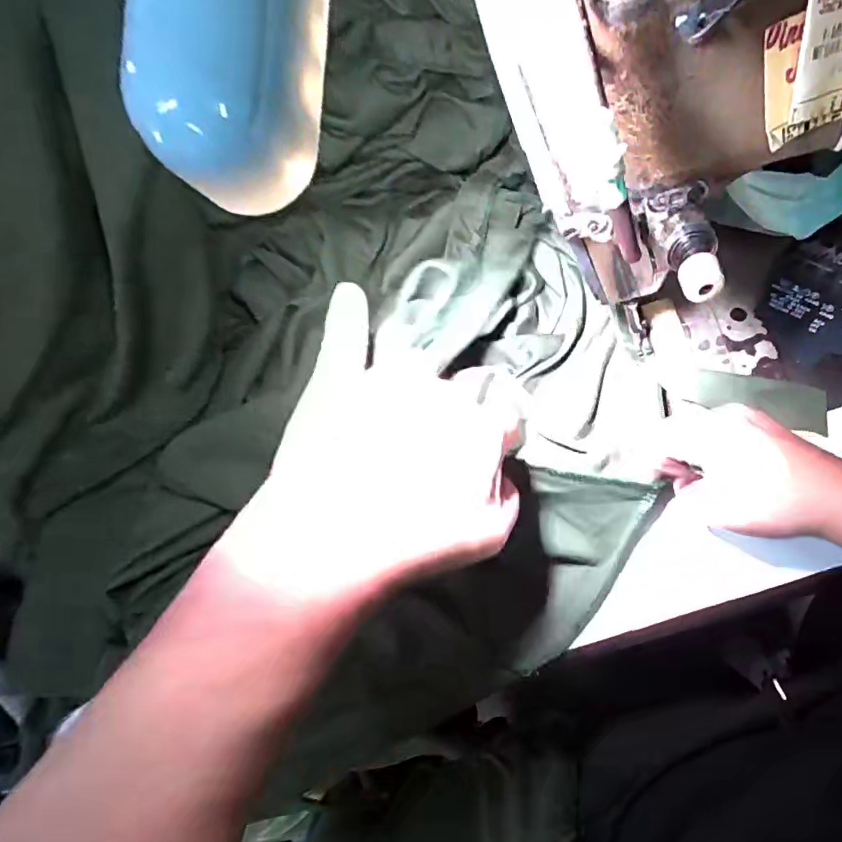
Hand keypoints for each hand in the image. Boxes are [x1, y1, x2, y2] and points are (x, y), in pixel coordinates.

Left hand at [215, 282, 521, 608]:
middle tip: (444, 439)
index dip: (503, 428)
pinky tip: (349, 298)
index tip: (497, 443)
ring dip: (419, 375)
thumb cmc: (420, 543)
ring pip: (416, 362)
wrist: (331, 539)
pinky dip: (348, 318)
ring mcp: (387, 381)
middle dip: (462, 406)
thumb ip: (509, 496)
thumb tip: (504, 472)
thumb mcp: (491, 534)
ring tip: (412, 392)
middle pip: (463, 387)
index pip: (507, 413)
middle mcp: (442, 393)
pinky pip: (347, 339)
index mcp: (481, 427)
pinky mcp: (338, 382)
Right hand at [653, 405, 841, 539]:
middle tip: (682, 486)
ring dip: (696, 453)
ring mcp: (749, 417)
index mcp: (710, 431)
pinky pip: (726, 431)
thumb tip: (683, 486)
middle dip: (674, 456)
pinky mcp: (765, 425)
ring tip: (706, 483)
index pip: (661, 438)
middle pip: (682, 429)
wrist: (833, 493)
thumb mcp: (721, 510)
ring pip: (704, 429)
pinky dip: (716, 449)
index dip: (651, 462)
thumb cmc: (775, 503)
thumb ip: (688, 497)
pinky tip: (729, 473)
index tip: (653, 482)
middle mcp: (726, 415)